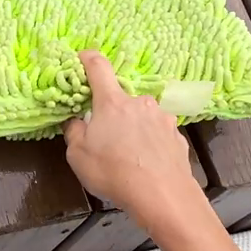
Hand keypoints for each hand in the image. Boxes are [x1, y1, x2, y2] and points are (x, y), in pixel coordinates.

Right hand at [62, 51, 208, 230]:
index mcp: (112, 103)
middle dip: (111, 113)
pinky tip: (144, 163)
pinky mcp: (177, 135)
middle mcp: (139, 102)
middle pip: (121, 100)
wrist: (161, 193)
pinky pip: (156, 134)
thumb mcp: (77, 155)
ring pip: (140, 117)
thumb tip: (76, 120)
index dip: (88, 59)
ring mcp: (162, 117)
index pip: (99, 68)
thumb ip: (74, 132)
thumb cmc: (112, 171)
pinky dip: (148, 143)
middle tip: (104, 137)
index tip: (82, 57)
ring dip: (132, 129)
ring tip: (126, 155)